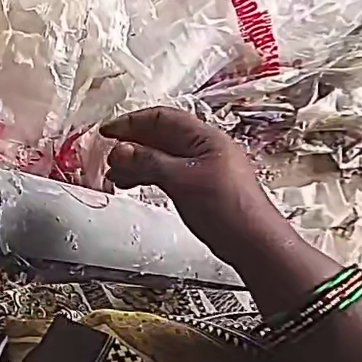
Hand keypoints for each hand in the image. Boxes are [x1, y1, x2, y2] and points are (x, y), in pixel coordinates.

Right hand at [99, 107, 296, 270]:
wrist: (253, 244)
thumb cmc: (229, 208)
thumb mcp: (182, 179)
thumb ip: (148, 161)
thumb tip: (120, 149)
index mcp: (205, 138)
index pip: (162, 118)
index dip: (132, 122)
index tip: (108, 131)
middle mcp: (202, 149)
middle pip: (159, 136)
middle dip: (130, 142)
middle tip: (108, 153)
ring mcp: (198, 168)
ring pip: (158, 156)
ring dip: (134, 161)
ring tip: (115, 172)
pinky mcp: (194, 186)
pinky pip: (162, 172)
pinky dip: (143, 175)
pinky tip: (131, 182)